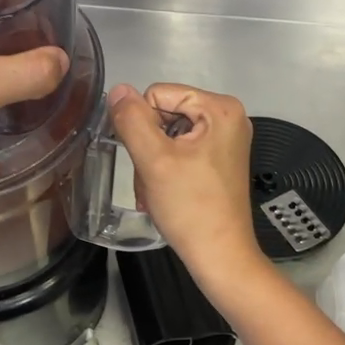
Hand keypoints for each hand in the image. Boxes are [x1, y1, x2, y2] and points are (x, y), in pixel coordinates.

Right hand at [108, 82, 259, 275]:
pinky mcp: (220, 161)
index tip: (148, 160)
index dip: (143, 125)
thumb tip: (117, 89)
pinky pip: (180, 152)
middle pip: (164, 115)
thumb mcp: (154, 160)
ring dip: (153, 164)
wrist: (219, 255)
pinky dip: (165, 172)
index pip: (158, 95)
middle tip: (151, 180)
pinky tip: (165, 194)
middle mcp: (228, 117)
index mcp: (220, 108)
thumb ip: (132, 120)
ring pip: (167, 136)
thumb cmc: (190, 207)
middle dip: (148, 148)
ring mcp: (225, 140)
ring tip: (157, 191)